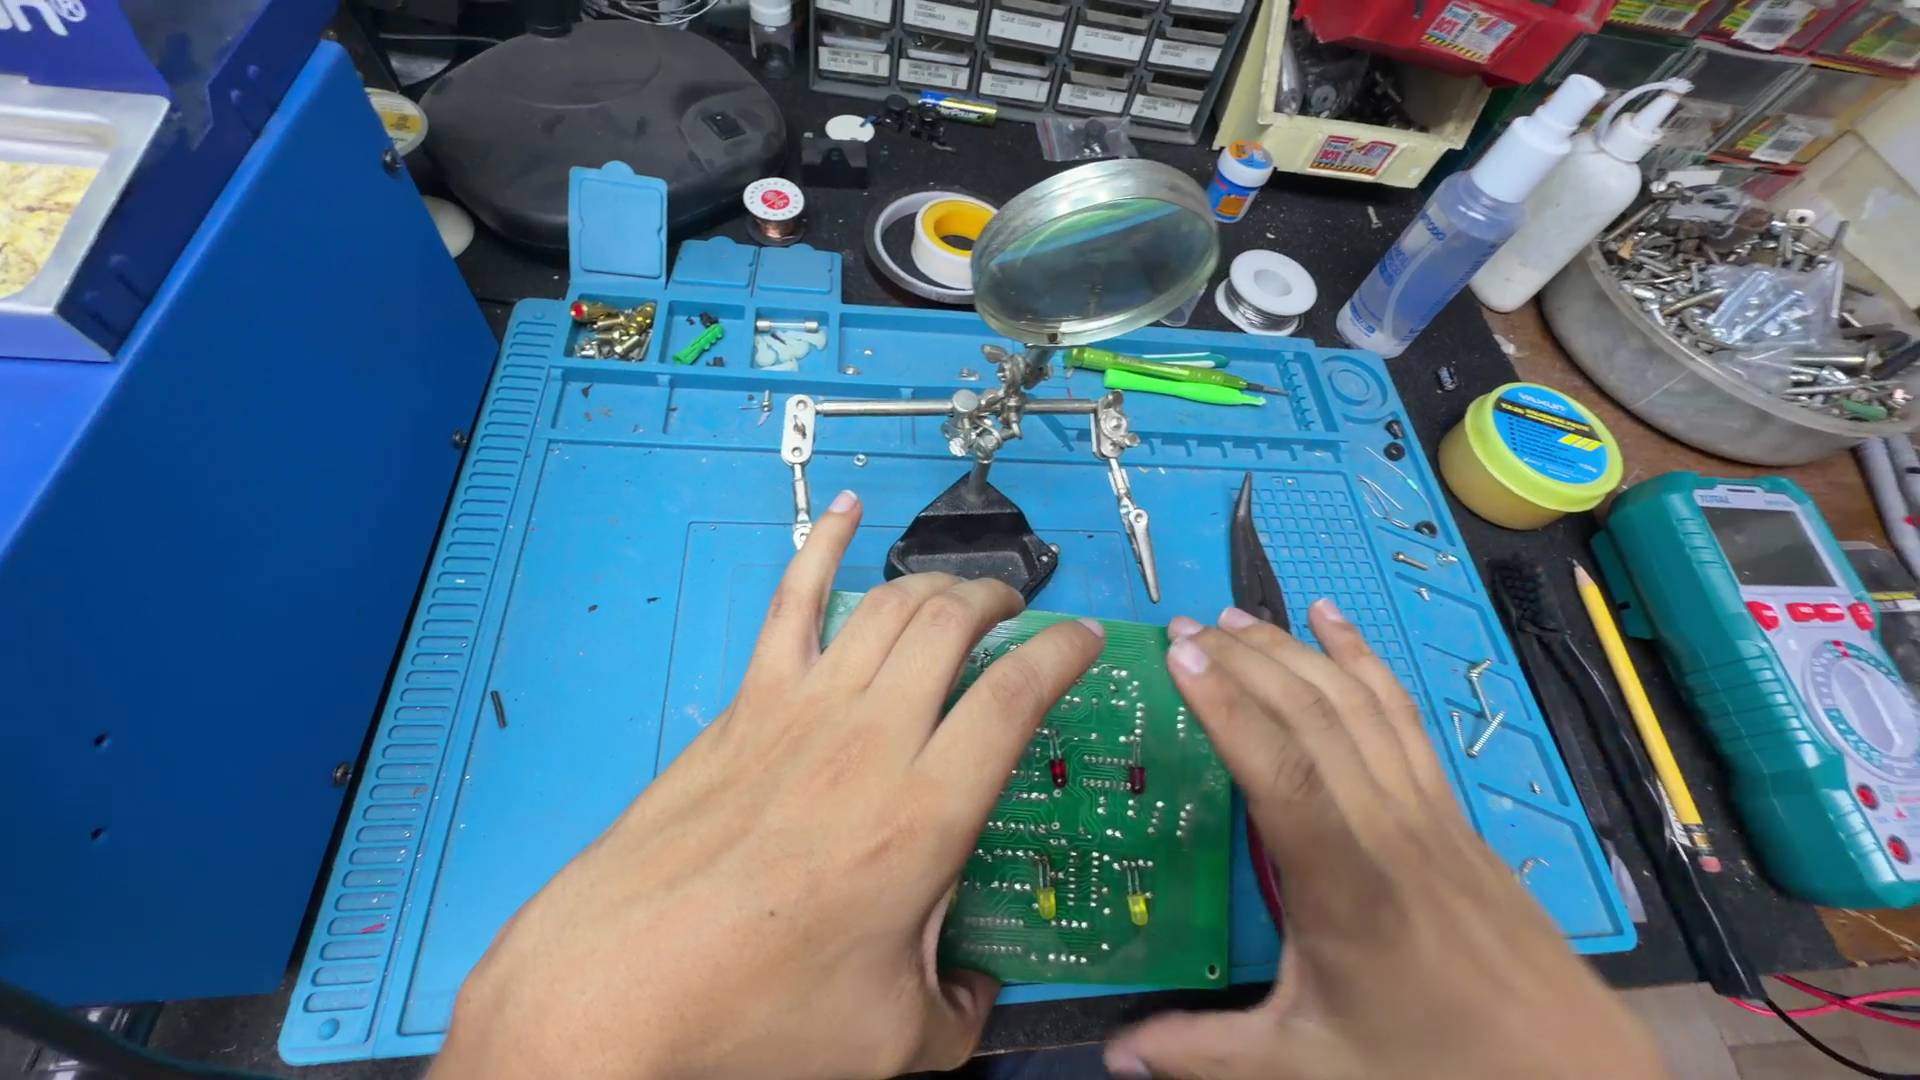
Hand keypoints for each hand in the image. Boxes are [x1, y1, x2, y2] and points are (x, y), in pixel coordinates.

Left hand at [430, 490, 1106, 1079]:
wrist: (617, 988)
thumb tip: (978, 998)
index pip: (1017, 696)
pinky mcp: (751, 700)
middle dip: (999, 603)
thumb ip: (956, 1013)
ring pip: (890, 605)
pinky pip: (793, 600)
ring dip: (937, 583)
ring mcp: (807, 706)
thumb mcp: (891, 1039)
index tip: (1083, 639)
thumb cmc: (759, 1012)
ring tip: (960, 590)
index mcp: (926, 810)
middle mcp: (874, 737)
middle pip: (954, 625)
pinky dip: (824, 545)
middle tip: (1015, 613)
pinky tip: (847, 510)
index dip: (1063, 653)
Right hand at [1104, 602, 1668, 1079]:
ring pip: (1354, 702)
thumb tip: (1113, 1056)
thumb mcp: (1305, 1069)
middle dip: (1244, 661)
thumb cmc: (1430, 1068)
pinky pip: (1401, 714)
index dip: (1227, 708)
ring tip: (1235, 617)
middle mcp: (1387, 829)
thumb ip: (1202, 1052)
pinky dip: (1363, 657)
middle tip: (1184, 628)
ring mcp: (1426, 809)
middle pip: (1311, 717)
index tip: (1178, 658)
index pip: (1282, 775)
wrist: (1574, 1079)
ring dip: (1292, 649)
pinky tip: (1332, 619)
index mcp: (1345, 889)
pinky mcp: (1449, 806)